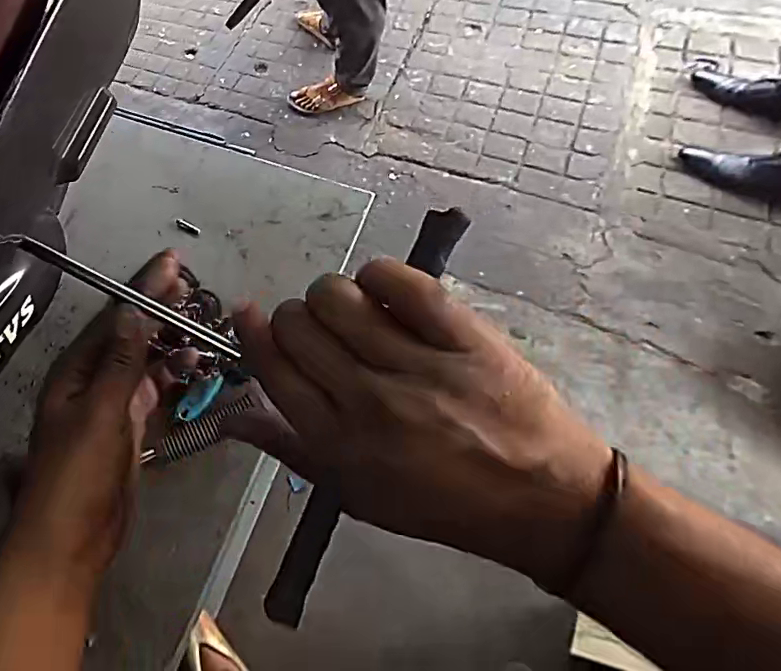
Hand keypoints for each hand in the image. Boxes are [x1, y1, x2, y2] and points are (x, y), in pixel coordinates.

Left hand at [9, 250, 190, 585]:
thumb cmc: (76, 476)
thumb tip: (132, 312)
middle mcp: (91, 377)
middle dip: (158, 307)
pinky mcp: (127, 424)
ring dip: (169, 339)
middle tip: (189, 285)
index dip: (143, 288)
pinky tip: (191, 362)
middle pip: (129, 332)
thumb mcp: (99, 414)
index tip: (170, 263)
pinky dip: (171, 373)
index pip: (115, 317)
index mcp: (76, 368)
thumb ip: (119, 363)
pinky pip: (151, 387)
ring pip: (143, 358)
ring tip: (198, 320)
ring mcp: (110, 401)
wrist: (69, 543)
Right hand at [225, 258, 614, 590]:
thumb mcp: (356, 493)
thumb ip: (288, 448)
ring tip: (357, 314)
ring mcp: (420, 366)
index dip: (253, 332)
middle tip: (323, 333)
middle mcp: (372, 403)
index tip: (248, 313)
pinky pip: (396, 279)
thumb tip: (230, 415)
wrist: (550, 503)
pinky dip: (379, 276)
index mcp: (342, 444)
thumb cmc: (443, 503)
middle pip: (298, 324)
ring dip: (334, 296)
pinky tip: (386, 295)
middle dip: (297, 319)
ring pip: (337, 295)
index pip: (273, 367)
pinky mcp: (464, 336)